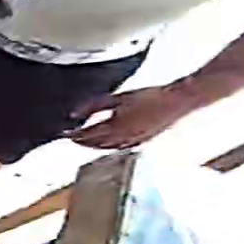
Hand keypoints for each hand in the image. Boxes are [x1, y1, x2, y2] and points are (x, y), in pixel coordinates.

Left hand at [68, 85, 197, 148]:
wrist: (183, 99)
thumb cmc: (150, 95)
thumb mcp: (118, 97)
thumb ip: (93, 106)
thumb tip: (71, 115)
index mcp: (116, 125)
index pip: (86, 134)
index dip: (71, 134)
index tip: (60, 133)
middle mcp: (124, 136)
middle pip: (94, 143)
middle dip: (80, 141)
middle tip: (69, 137)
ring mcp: (136, 140)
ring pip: (107, 147)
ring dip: (92, 146)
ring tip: (83, 141)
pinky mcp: (146, 140)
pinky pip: (122, 147)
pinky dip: (109, 147)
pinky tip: (105, 143)